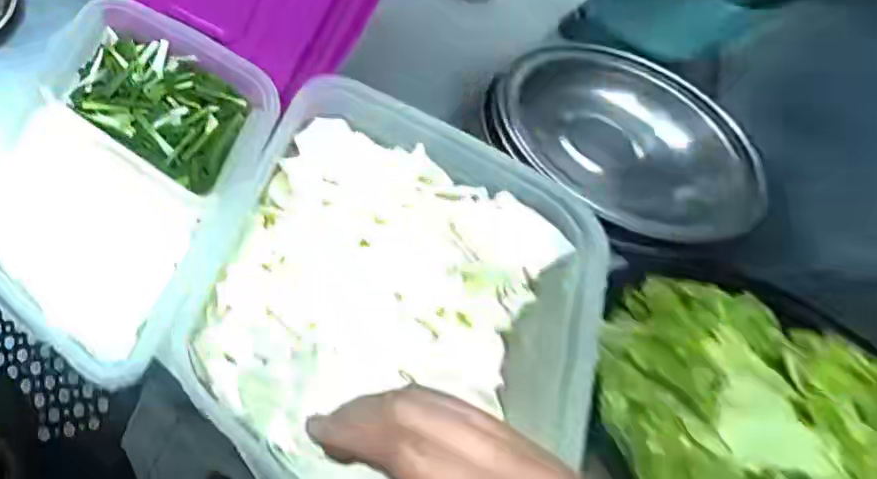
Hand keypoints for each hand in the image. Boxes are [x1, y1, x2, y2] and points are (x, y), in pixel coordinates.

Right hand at [306, 387, 576, 478]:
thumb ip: (420, 475)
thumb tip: (357, 459)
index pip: (413, 449)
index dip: (353, 430)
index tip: (316, 433)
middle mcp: (526, 474)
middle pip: (425, 412)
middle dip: (364, 411)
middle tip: (328, 426)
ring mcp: (550, 464)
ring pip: (452, 404)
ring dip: (392, 404)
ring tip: (360, 419)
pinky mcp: (560, 464)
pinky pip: (480, 416)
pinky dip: (431, 410)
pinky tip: (413, 423)